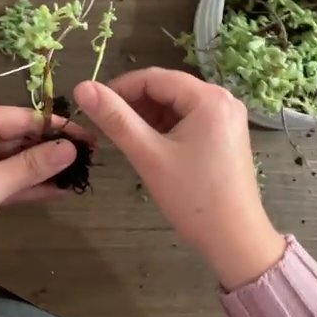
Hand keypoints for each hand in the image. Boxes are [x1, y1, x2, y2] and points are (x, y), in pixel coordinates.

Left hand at [0, 107, 89, 275]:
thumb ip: (32, 166)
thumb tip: (70, 148)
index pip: (22, 117)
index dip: (56, 126)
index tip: (88, 137)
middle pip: (19, 136)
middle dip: (51, 147)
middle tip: (89, 158)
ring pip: (14, 159)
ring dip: (42, 168)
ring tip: (79, 174)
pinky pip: (5, 178)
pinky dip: (26, 185)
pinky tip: (56, 190)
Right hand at [74, 69, 285, 286]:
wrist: (234, 238)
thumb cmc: (192, 196)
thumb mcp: (149, 155)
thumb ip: (115, 119)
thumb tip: (81, 86)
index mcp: (208, 98)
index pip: (154, 78)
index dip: (119, 88)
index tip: (93, 107)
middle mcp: (223, 99)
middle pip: (167, 88)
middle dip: (134, 103)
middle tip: (107, 126)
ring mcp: (228, 118)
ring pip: (177, 104)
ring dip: (148, 116)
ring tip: (126, 139)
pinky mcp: (227, 135)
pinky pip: (190, 119)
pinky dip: (166, 127)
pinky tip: (151, 146)